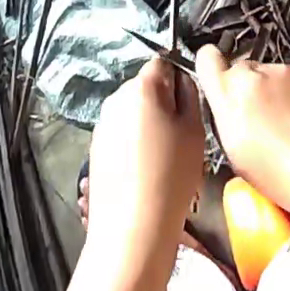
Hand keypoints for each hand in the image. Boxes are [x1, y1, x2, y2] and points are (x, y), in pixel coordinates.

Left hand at [84, 57, 203, 259]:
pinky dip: (133, 142)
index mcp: (141, 87)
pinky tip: (144, 169)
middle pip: (145, 86)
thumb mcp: (194, 130)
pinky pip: (120, 132)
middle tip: (179, 135)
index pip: (162, 63)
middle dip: (162, 102)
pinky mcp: (96, 146)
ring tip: (162, 157)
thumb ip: (189, 95)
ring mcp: (102, 122)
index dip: (178, 81)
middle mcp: (116, 98)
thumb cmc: (171, 175)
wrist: (132, 227)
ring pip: (132, 110)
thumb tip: (181, 80)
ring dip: (147, 123)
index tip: (187, 108)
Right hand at [193, 46, 289, 215]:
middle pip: (242, 70)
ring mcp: (282, 71)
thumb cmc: (282, 174)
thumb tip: (227, 108)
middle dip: (248, 88)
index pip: (207, 58)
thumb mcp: (234, 152)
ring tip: (289, 125)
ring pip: (271, 75)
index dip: (212, 66)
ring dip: (276, 92)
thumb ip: (226, 117)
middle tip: (260, 118)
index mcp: (227, 94)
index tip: (217, 75)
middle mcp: (252, 75)